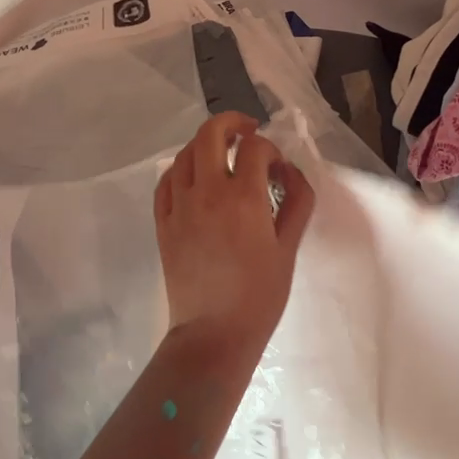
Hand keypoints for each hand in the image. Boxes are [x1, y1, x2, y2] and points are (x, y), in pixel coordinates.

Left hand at [154, 112, 315, 356]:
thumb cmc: (259, 295)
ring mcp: (179, 206)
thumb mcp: (289, 248)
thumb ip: (296, 201)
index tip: (276, 166)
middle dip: (232, 124)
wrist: (213, 335)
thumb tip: (289, 171)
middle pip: (211, 134)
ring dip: (205, 145)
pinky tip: (194, 179)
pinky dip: (181, 169)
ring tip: (222, 154)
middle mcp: (207, 192)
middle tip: (247, 131)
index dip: (269, 148)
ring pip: (185, 153)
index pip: (254, 147)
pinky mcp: (162, 222)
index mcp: (243, 197)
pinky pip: (166, 181)